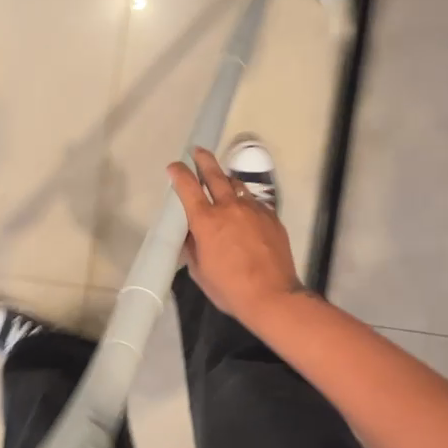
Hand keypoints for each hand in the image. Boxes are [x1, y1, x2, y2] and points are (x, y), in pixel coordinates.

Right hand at [167, 147, 303, 328]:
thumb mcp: (200, 271)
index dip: (178, 172)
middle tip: (197, 151)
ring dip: (226, 180)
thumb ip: (192, 247)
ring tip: (221, 180)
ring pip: (236, 185)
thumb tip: (190, 234)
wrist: (273, 296)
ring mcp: (253, 209)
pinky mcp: (271, 216)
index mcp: (205, 220)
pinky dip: (245, 201)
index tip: (174, 166)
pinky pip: (254, 201)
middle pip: (214, 174)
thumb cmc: (229, 288)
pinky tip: (244, 210)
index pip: (187, 186)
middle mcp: (229, 207)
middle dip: (203, 160)